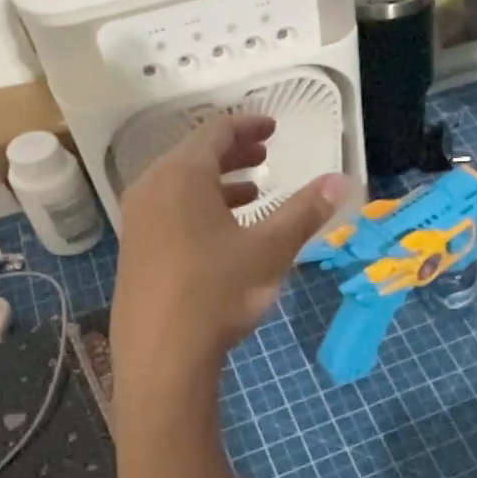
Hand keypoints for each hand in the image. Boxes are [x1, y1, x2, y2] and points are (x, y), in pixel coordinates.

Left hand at [111, 114, 351, 398]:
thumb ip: (305, 212)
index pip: (216, 132)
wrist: (162, 353)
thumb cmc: (218, 291)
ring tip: (253, 193)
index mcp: (182, 175)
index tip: (274, 126)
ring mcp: (137, 220)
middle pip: (194, 156)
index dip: (248, 125)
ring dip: (218, 183)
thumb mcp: (270, 249)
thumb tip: (341, 181)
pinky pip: (170, 211)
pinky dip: (200, 208)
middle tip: (265, 154)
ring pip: (180, 186)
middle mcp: (152, 188)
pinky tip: (224, 234)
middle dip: (234, 153)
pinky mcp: (135, 250)